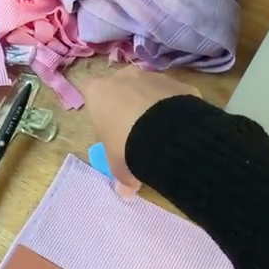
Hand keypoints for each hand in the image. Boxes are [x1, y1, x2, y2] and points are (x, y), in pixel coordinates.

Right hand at [81, 67, 200, 191]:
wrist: (168, 133)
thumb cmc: (127, 145)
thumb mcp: (119, 165)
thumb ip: (121, 175)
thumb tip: (125, 192)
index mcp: (99, 92)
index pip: (88, 88)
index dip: (97, 104)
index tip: (104, 119)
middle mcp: (123, 77)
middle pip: (120, 85)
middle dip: (126, 100)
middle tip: (133, 125)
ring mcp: (152, 76)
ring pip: (148, 86)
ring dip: (151, 101)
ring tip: (160, 128)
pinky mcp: (178, 82)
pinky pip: (172, 93)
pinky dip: (174, 105)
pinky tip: (179, 125)